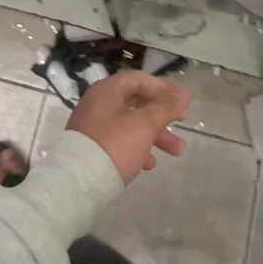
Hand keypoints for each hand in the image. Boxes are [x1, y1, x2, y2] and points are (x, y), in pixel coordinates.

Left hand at [65, 71, 190, 183]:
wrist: (78, 183)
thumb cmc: (114, 146)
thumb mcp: (144, 124)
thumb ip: (166, 108)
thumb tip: (184, 94)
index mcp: (107, 91)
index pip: (139, 79)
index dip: (163, 88)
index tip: (182, 101)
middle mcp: (98, 104)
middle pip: (136, 103)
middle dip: (163, 116)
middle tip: (183, 124)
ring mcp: (93, 126)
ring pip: (131, 125)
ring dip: (155, 135)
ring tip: (177, 152)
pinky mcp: (92, 148)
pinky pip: (119, 142)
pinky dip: (137, 149)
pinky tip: (149, 164)